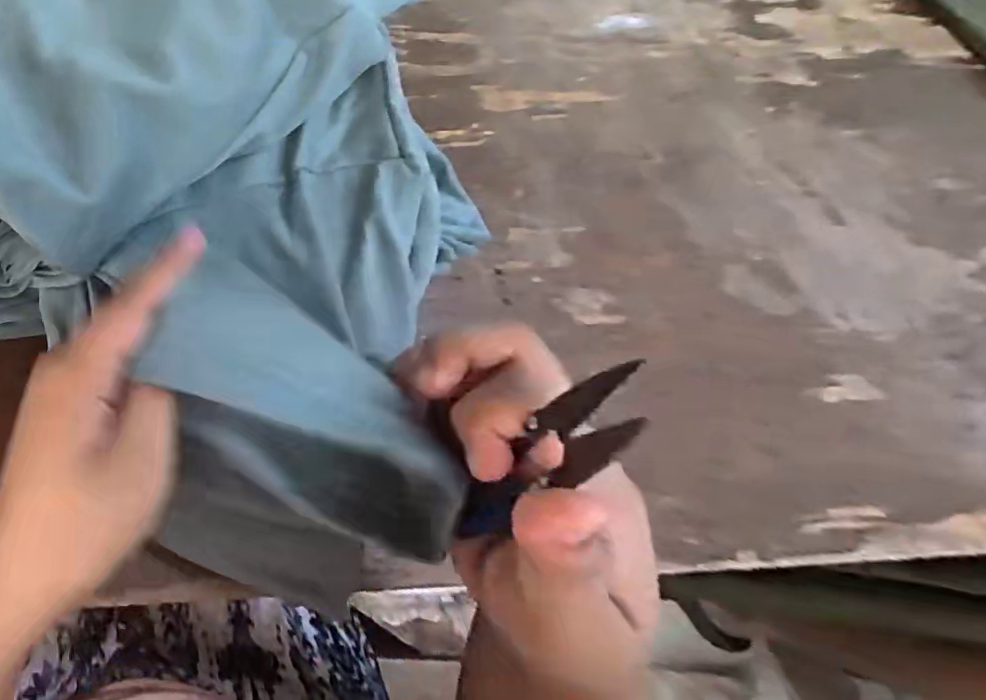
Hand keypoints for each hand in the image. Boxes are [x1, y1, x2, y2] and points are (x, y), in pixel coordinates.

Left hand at [0, 228, 204, 624]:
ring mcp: (51, 382)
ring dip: (139, 310)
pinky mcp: (54, 402)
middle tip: (193, 253)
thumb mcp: (139, 464)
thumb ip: (154, 400)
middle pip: (114, 312)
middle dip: (153, 282)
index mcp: (80, 370)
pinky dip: (125, 339)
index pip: (131, 306)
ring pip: (104, 334)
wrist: (14, 568)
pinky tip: (145, 339)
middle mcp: (59, 363)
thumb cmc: (82, 522)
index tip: (194, 233)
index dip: (165, 269)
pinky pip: (97, 355)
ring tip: (178, 284)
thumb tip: (154, 366)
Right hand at [396, 323, 659, 698]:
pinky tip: (400, 414)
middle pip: (507, 347)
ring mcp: (504, 424)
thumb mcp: (571, 613)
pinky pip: (436, 377)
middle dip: (453, 358)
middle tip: (420, 394)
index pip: (544, 387)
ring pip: (466, 352)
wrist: (543, 637)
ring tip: (404, 406)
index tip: (480, 471)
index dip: (496, 409)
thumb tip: (569, 503)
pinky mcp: (464, 429)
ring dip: (426, 367)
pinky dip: (409, 382)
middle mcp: (547, 427)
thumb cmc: (566, 629)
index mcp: (585, 462)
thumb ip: (568, 562)